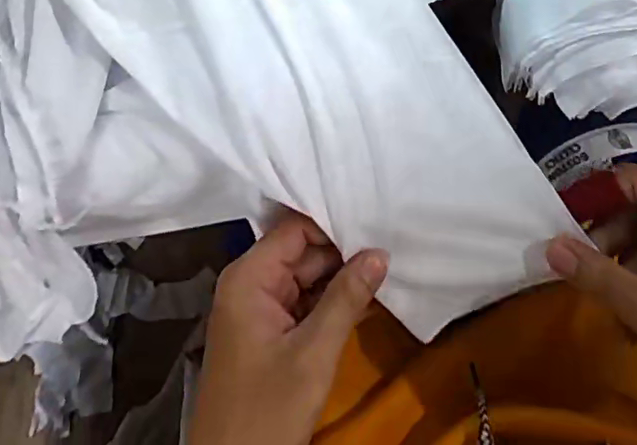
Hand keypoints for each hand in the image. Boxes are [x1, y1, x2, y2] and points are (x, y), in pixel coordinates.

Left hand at [190, 213, 387, 444]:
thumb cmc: (267, 411)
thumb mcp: (313, 354)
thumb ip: (346, 298)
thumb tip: (379, 252)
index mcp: (248, 276)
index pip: (294, 231)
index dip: (332, 226)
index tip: (373, 224)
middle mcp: (249, 283)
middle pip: (300, 252)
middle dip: (341, 253)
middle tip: (387, 247)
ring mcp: (256, 308)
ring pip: (303, 277)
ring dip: (338, 278)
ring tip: (383, 267)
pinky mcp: (266, 332)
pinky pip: (300, 302)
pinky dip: (328, 302)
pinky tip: (362, 298)